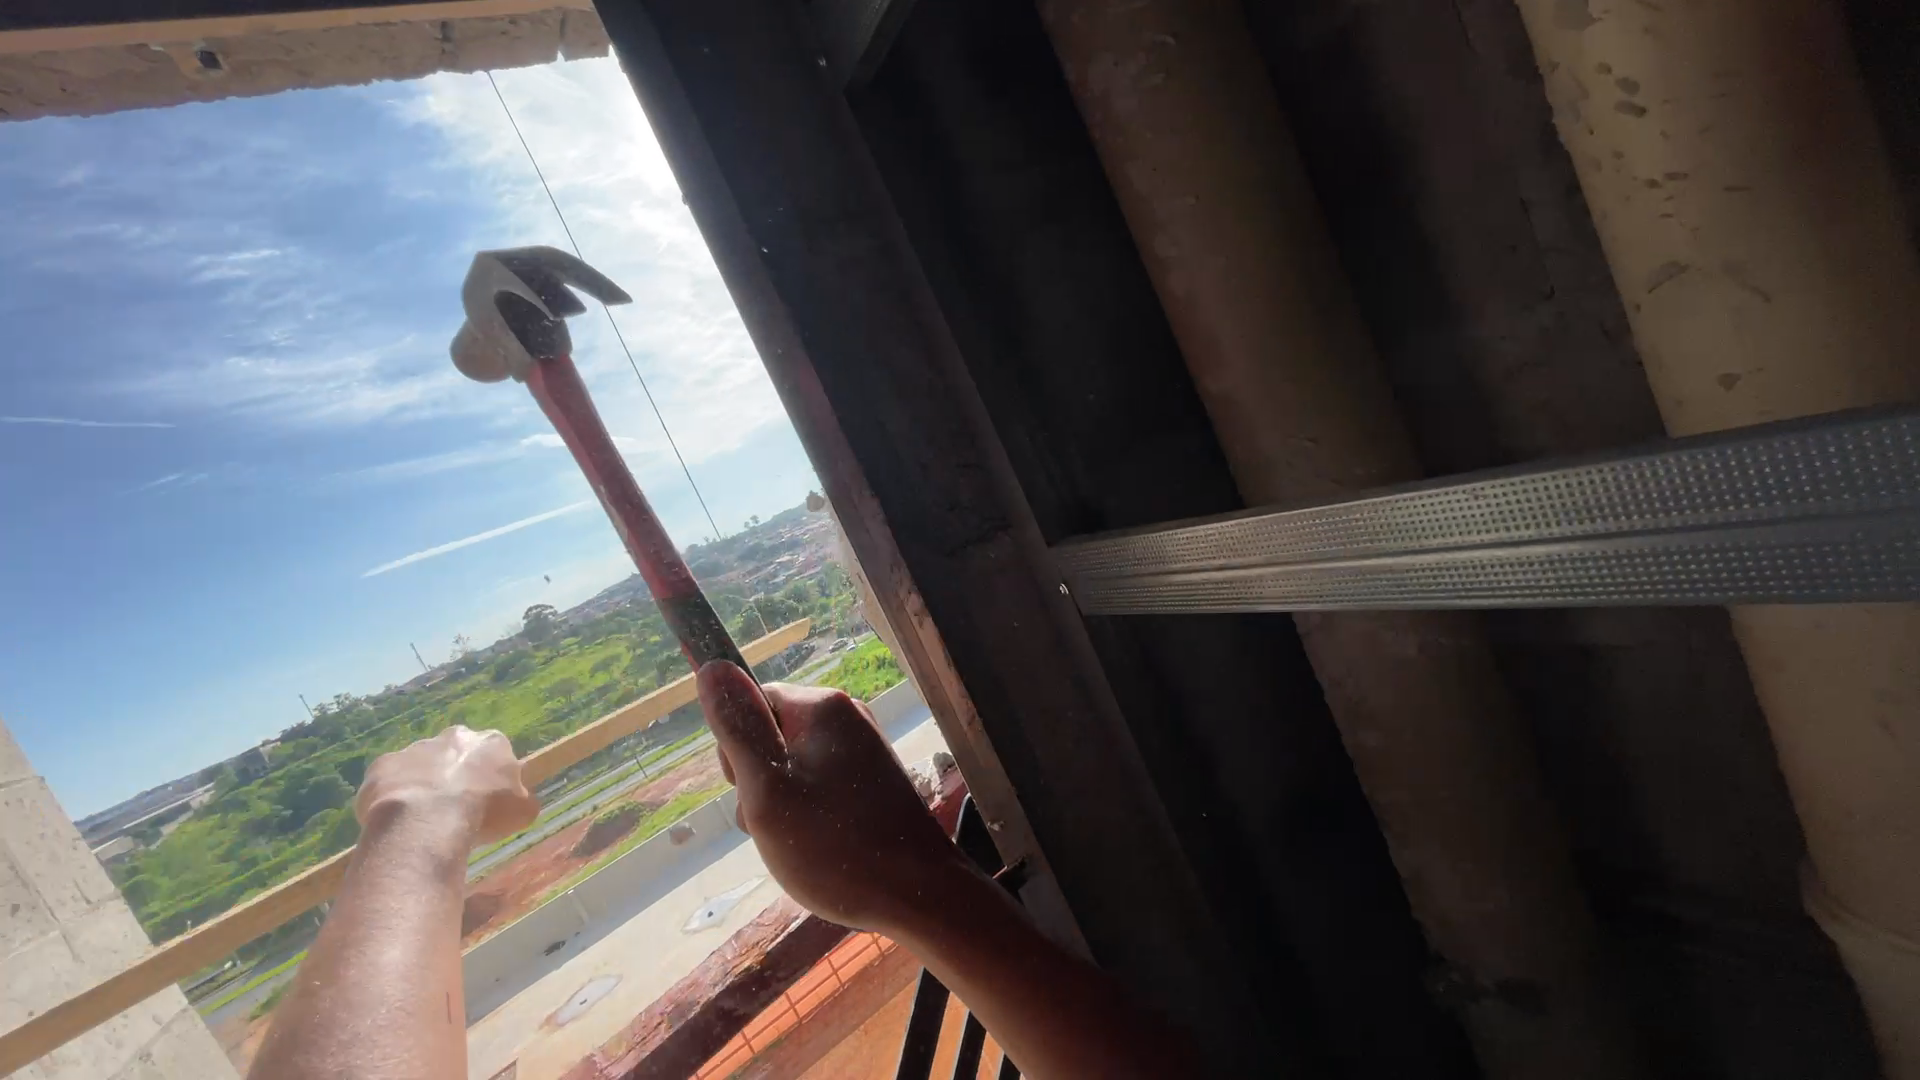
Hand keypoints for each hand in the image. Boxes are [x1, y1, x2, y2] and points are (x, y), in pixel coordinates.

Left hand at [355, 726, 539, 852]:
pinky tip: (396, 819)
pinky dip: (392, 795)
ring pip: (420, 764)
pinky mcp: (382, 766)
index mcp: (492, 742)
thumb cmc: (484, 814)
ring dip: (422, 783)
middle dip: (454, 772)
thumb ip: (521, 799)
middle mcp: (455, 737)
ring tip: (422, 817)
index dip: (491, 776)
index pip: (495, 753)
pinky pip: (388, 781)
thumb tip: (517, 800)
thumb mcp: (522, 811)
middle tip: (454, 804)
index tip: (487, 798)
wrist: (426, 824)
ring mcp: (415, 749)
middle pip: (456, 752)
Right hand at [697, 661, 973, 933]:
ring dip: (783, 803)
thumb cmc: (834, 846)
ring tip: (800, 843)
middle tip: (777, 823)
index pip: (753, 700)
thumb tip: (713, 666)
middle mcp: (848, 716)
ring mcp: (865, 747)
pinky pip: (823, 783)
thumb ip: (739, 728)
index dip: (737, 747)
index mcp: (823, 707)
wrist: (918, 893)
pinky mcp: (875, 778)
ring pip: (796, 765)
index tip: (749, 789)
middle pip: (775, 734)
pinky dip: (811, 813)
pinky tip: (821, 847)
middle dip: (761, 780)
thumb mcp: (767, 789)